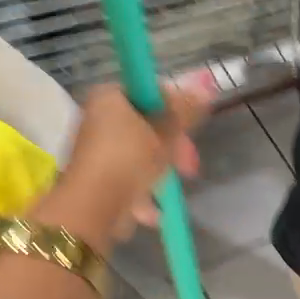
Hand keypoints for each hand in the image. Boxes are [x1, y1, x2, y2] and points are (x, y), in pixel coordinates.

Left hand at [51, 83, 209, 240]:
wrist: (93, 207)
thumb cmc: (129, 159)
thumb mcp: (166, 133)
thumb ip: (186, 111)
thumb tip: (206, 87)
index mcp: (108, 97)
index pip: (150, 92)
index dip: (176, 110)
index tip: (191, 131)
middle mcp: (97, 117)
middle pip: (146, 125)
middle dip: (172, 147)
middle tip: (188, 166)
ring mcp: (94, 149)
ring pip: (140, 153)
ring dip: (160, 170)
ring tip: (169, 186)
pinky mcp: (95, 176)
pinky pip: (128, 176)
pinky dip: (143, 190)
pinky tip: (154, 211)